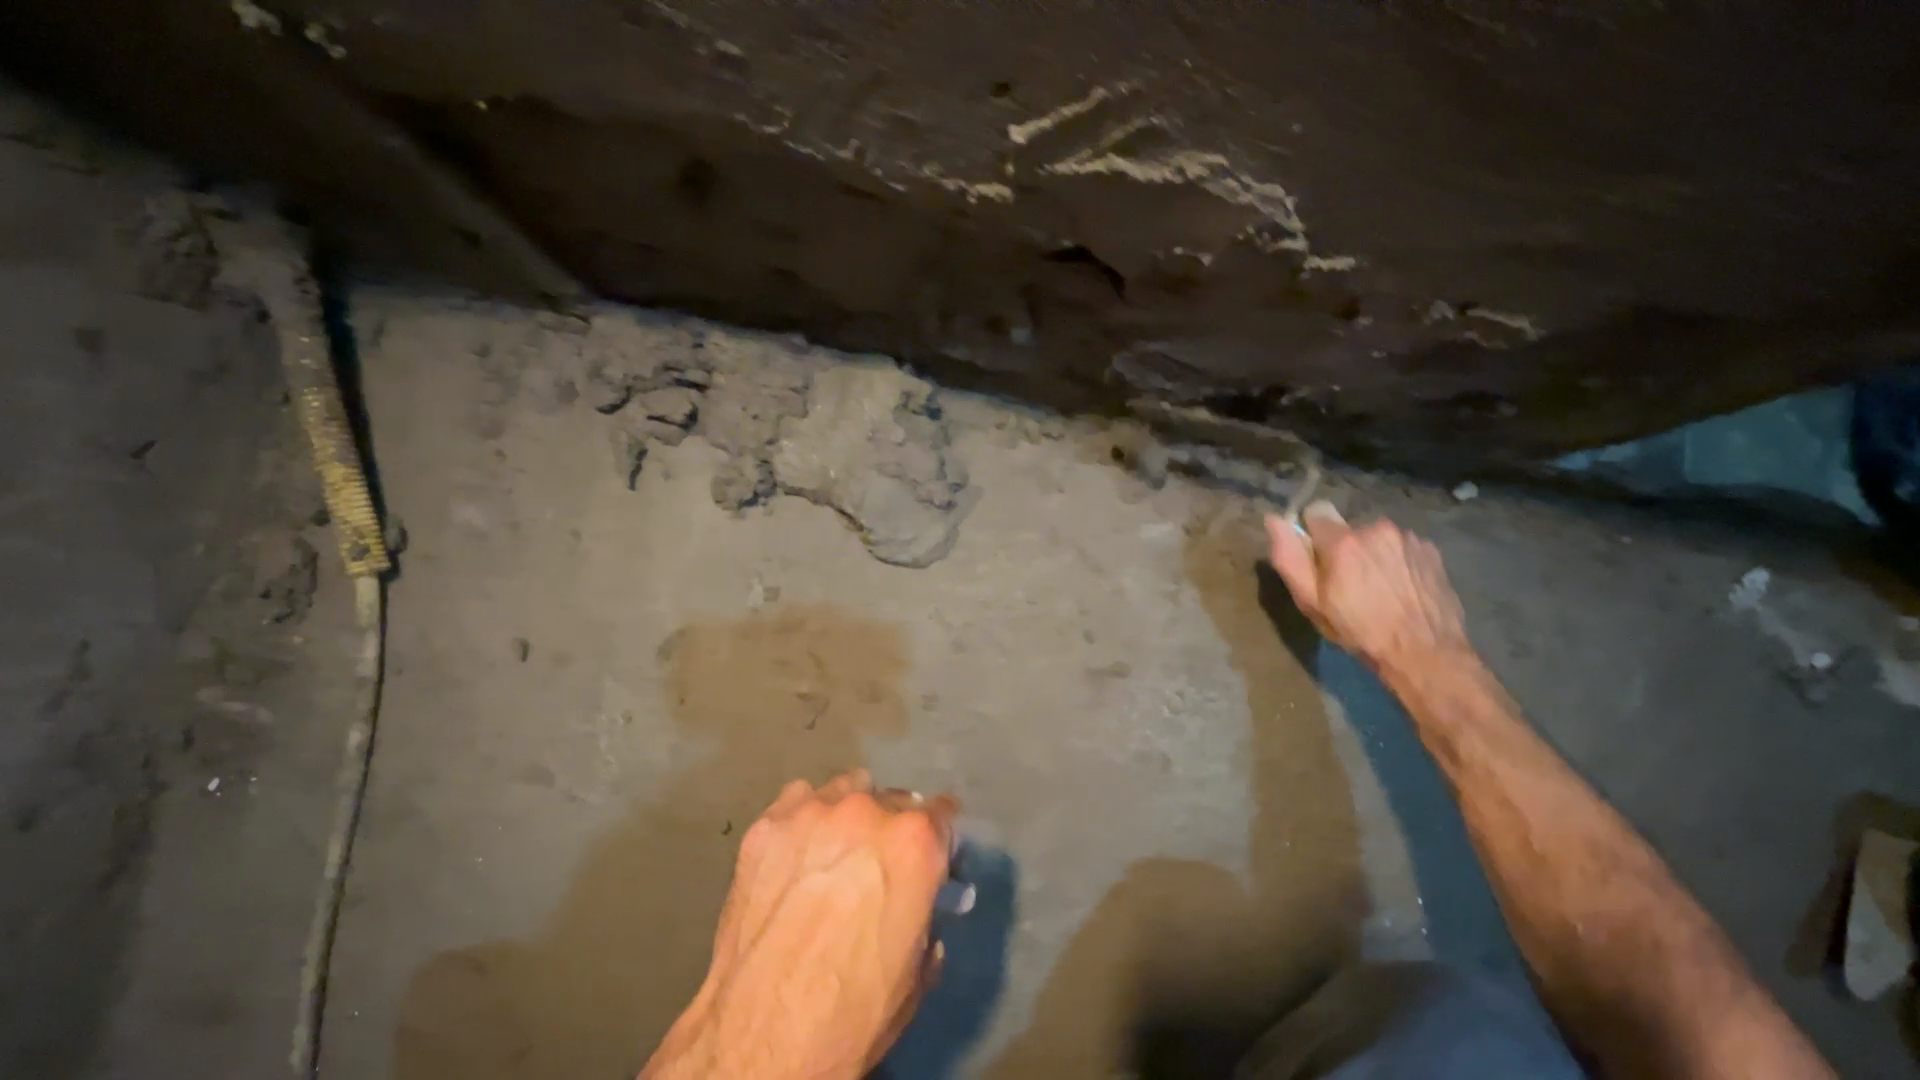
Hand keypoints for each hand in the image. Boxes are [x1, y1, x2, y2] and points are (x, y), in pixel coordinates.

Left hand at [643, 770, 957, 1079]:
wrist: (766, 1035)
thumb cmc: (856, 1010)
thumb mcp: (918, 969)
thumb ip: (926, 914)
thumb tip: (920, 905)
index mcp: (916, 843)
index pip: (943, 810)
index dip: (940, 832)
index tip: (935, 847)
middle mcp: (867, 812)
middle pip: (893, 799)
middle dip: (892, 827)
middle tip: (878, 863)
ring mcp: (811, 813)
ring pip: (843, 791)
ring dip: (848, 815)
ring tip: (835, 851)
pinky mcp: (765, 826)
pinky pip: (796, 803)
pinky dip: (803, 820)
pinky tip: (796, 854)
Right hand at [1265, 502, 1470, 671]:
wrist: (1425, 652)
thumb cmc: (1360, 631)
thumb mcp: (1312, 603)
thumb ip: (1289, 558)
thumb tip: (1273, 520)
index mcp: (1343, 541)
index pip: (1315, 512)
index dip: (1312, 538)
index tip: (1318, 565)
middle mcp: (1376, 528)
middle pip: (1348, 528)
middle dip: (1344, 549)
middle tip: (1349, 585)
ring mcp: (1408, 537)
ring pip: (1376, 537)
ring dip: (1372, 555)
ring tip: (1378, 589)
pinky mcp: (1430, 550)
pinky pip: (1402, 546)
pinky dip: (1396, 561)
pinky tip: (1401, 589)